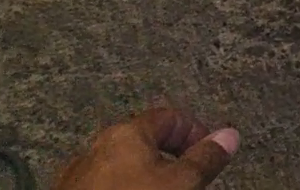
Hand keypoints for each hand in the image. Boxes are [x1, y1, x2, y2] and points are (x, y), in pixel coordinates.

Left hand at [54, 107, 238, 189]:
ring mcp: (70, 180)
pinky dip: (119, 188)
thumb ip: (207, 157)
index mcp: (124, 133)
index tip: (208, 153)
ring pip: (119, 167)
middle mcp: (93, 149)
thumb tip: (229, 135)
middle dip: (168, 156)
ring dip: (142, 176)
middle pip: (142, 142)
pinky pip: (100, 186)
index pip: (171, 117)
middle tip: (185, 176)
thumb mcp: (181, 182)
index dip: (195, 132)